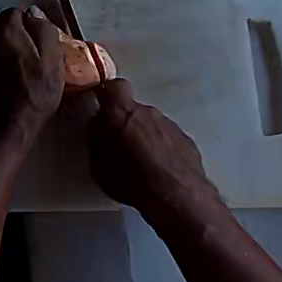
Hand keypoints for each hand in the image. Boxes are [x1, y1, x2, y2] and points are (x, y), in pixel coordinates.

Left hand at [0, 7, 65, 140]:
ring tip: (20, 56)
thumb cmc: (34, 95)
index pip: (14, 11)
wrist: (10, 126)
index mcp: (8, 33)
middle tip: (27, 39)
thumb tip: (36, 16)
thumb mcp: (53, 61)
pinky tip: (11, 72)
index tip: (39, 31)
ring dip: (1, 41)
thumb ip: (45, 32)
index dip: (29, 19)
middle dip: (9, 25)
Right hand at [87, 78, 219, 218]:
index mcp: (122, 112)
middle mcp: (148, 112)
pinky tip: (159, 171)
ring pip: (152, 125)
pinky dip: (162, 149)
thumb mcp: (98, 163)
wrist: (175, 194)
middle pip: (134, 110)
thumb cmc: (130, 179)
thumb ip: (96, 137)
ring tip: (141, 165)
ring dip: (145, 138)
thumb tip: (98, 123)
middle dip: (127, 124)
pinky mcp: (185, 140)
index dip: (109, 94)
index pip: (115, 87)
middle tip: (120, 147)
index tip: (104, 105)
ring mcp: (169, 125)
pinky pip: (168, 139)